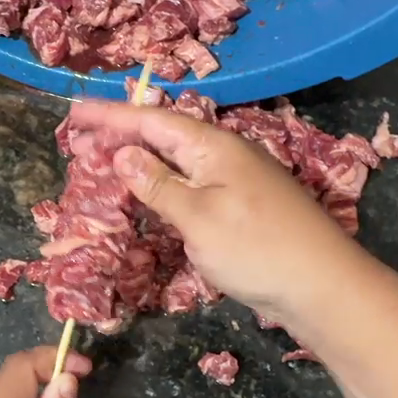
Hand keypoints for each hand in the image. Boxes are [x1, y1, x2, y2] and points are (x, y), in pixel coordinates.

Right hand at [63, 101, 361, 328]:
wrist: (323, 286)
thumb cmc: (256, 248)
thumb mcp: (198, 217)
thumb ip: (158, 185)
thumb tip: (124, 153)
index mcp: (211, 147)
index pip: (150, 120)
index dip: (110, 115)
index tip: (73, 111)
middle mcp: (223, 155)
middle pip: (163, 136)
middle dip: (120, 134)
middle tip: (78, 138)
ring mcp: (235, 180)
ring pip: (177, 159)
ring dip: (139, 158)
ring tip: (104, 160)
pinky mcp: (241, 205)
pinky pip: (190, 182)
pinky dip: (161, 183)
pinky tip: (149, 193)